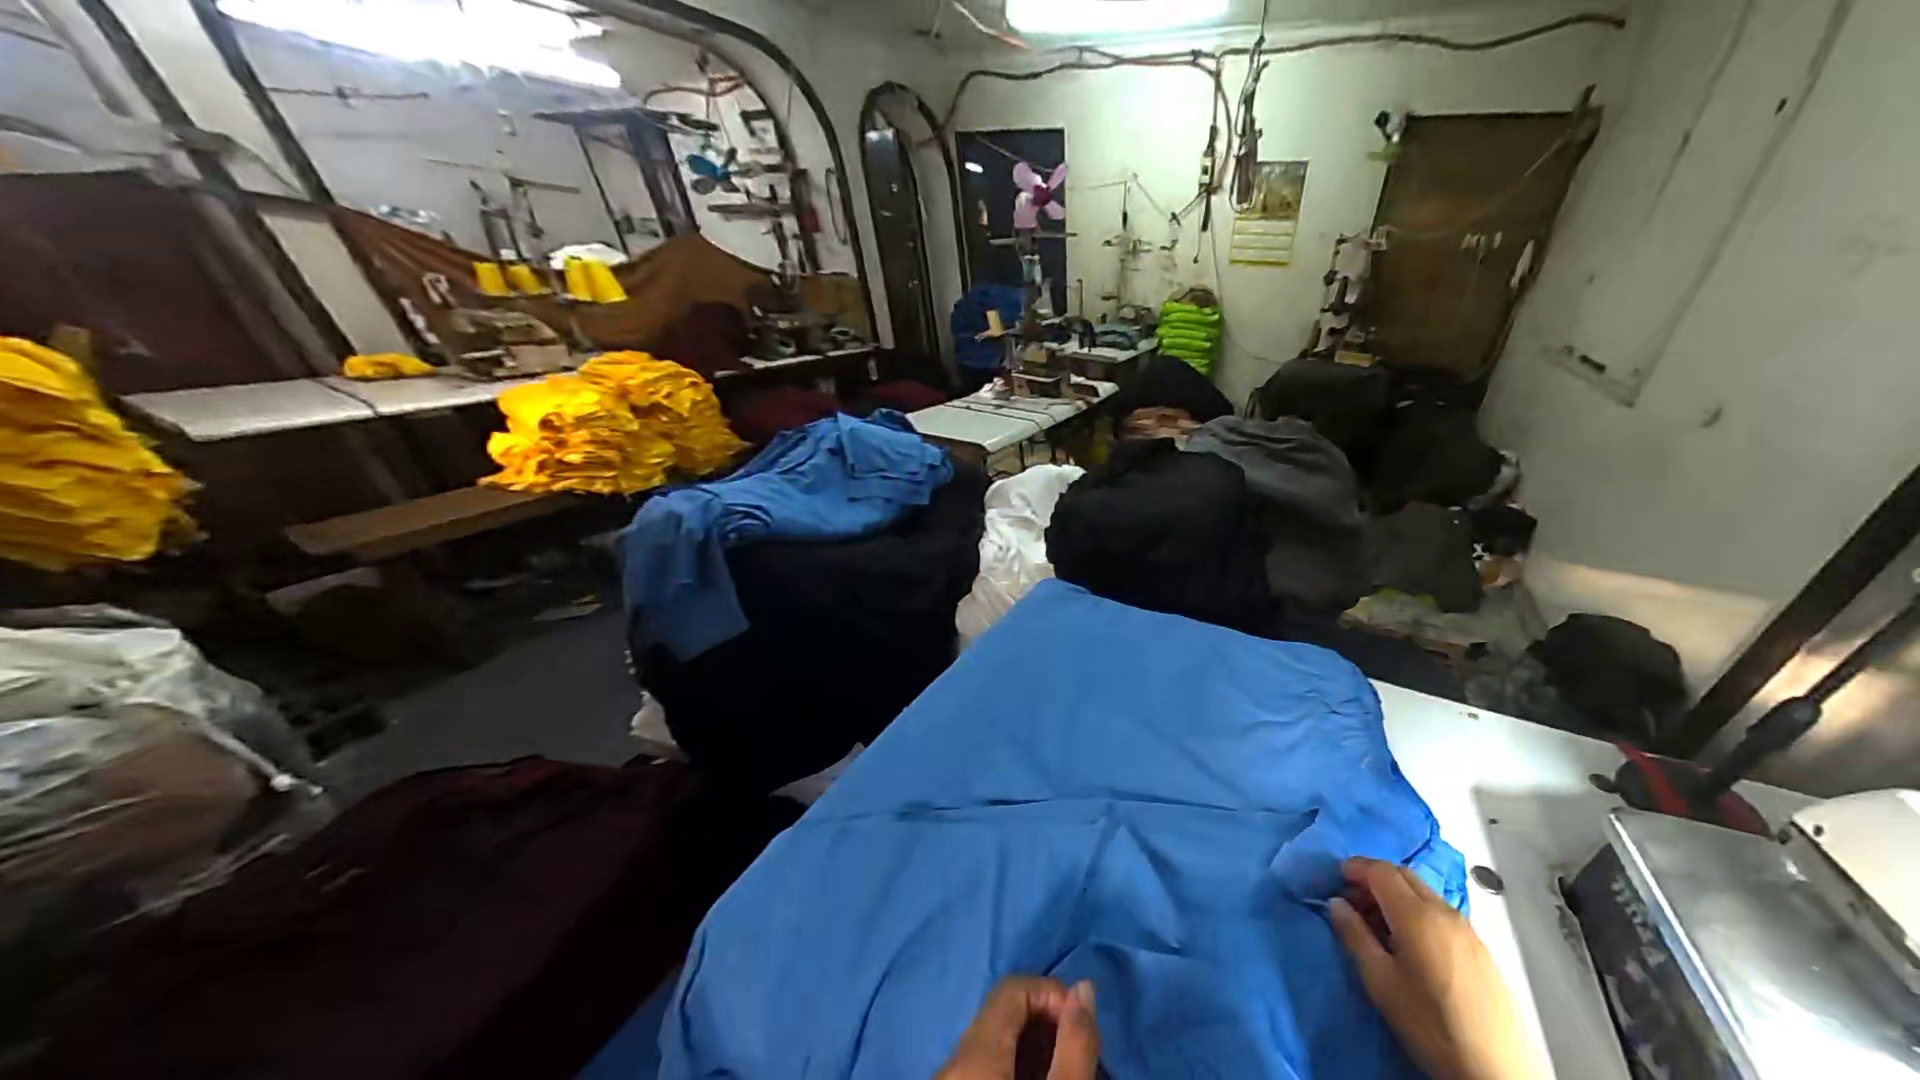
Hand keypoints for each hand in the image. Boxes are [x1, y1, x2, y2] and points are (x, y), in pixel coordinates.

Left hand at [934, 976, 1099, 1079]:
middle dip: (1047, 1021)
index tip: (1084, 1024)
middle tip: (1080, 1049)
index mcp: (972, 1053)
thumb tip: (1085, 988)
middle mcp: (951, 1060)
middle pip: (1002, 1013)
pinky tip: (1040, 1076)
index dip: (1052, 993)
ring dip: (1034, 1044)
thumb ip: (1076, 1044)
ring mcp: (949, 1079)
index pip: (1011, 988)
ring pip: (995, 1040)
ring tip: (1066, 1065)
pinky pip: (985, 1063)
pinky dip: (1016, 1063)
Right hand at [1329, 857, 1539, 1079]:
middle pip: (1404, 875)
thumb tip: (1337, 904)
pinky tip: (1412, 945)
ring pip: (1425, 893)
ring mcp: (1469, 931)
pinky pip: (1442, 914)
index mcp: (1417, 915)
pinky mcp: (1483, 951)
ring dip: (1397, 896)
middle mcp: (1445, 913)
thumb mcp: (1379, 980)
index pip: (1381, 870)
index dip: (1356, 868)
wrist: (1496, 1072)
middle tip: (1355, 903)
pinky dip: (1419, 912)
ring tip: (1380, 927)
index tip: (1337, 879)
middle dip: (1375, 879)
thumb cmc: (1429, 1023)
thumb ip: (1354, 935)